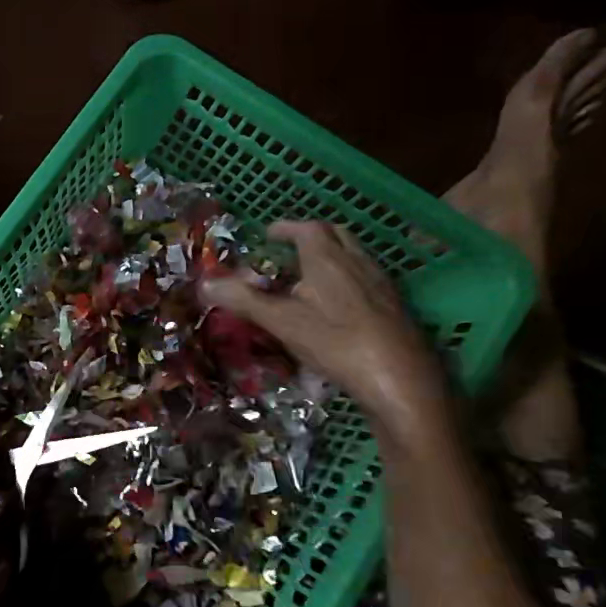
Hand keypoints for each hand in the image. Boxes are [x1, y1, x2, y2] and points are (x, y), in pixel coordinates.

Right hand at [202, 221, 445, 440]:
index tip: (268, 234)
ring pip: (353, 255)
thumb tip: (205, 283)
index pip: (306, 229)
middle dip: (310, 235)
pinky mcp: (394, 305)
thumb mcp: (282, 322)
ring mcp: (380, 282)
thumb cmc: (336, 343)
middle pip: (334, 234)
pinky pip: (365, 276)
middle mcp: (357, 262)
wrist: (401, 378)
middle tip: (288, 249)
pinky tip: (336, 305)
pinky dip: (345, 277)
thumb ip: (244, 300)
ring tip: (308, 275)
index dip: (285, 228)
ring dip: (330, 255)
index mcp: (327, 259)